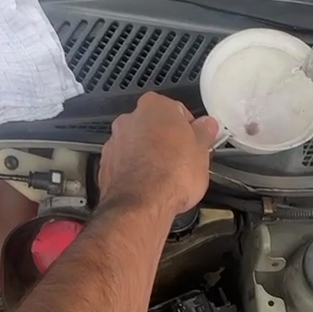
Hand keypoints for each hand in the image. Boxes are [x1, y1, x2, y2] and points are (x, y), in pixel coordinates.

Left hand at [98, 93, 218, 218]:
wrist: (141, 204)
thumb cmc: (170, 175)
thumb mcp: (201, 151)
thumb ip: (204, 132)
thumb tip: (206, 126)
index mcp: (156, 107)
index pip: (178, 110)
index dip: (190, 129)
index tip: (197, 141)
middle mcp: (130, 119)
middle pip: (155, 126)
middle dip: (167, 140)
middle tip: (184, 159)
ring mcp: (115, 142)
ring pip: (138, 144)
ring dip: (150, 155)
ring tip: (167, 177)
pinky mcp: (106, 165)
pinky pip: (125, 163)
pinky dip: (136, 171)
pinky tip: (150, 185)